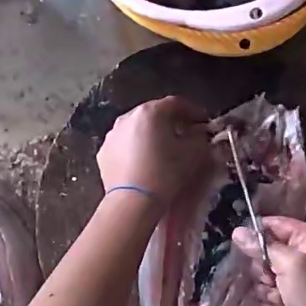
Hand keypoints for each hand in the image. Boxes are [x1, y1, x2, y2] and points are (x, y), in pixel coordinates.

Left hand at [97, 96, 211, 208]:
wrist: (133, 202)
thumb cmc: (166, 173)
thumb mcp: (194, 153)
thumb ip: (200, 137)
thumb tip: (198, 133)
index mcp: (150, 112)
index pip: (176, 103)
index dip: (193, 111)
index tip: (203, 122)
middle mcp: (127, 118)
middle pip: (154, 113)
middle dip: (171, 122)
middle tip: (184, 134)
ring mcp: (112, 135)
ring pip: (136, 129)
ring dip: (151, 135)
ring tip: (162, 150)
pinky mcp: (103, 153)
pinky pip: (124, 145)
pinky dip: (135, 149)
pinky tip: (143, 163)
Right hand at [232, 217, 305, 305]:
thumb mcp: (290, 266)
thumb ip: (263, 247)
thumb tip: (237, 231)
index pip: (275, 224)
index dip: (257, 235)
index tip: (243, 248)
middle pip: (268, 249)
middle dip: (263, 268)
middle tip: (270, 279)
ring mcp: (302, 274)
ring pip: (267, 272)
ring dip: (267, 287)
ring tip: (278, 298)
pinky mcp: (296, 293)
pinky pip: (273, 289)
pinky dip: (272, 300)